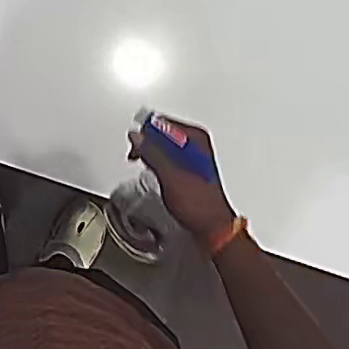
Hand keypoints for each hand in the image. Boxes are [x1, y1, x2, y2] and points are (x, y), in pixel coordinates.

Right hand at [128, 118, 236, 242]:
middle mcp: (196, 143)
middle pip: (162, 131)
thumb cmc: (199, 203)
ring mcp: (194, 155)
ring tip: (145, 164)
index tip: (136, 144)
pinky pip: (168, 155)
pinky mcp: (190, 167)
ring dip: (151, 153)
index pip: (162, 122)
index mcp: (195, 138)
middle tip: (137, 154)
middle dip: (147, 142)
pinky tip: (156, 172)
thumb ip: (151, 152)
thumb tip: (136, 136)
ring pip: (164, 144)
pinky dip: (158, 161)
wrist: (212, 226)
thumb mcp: (168, 174)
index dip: (145, 132)